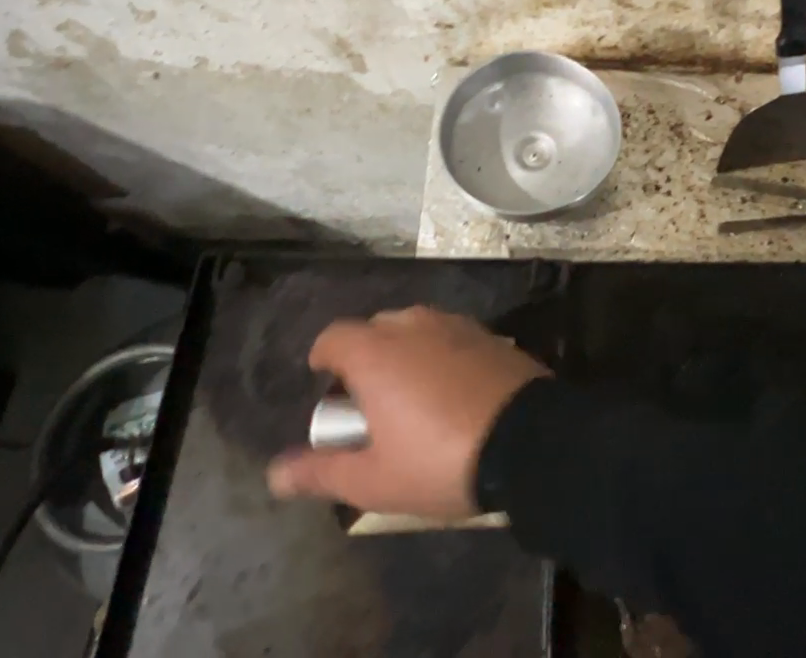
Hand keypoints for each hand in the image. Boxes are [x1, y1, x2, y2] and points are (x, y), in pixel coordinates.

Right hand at [265, 306, 548, 518]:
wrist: (530, 442)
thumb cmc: (440, 460)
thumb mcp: (374, 480)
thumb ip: (321, 471)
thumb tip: (275, 473)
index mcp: (376, 352)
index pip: (333, 337)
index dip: (324, 360)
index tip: (328, 389)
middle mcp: (414, 326)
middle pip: (376, 328)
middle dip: (365, 357)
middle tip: (369, 402)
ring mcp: (459, 326)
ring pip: (418, 329)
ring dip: (406, 353)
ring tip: (412, 397)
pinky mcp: (493, 337)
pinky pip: (453, 338)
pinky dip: (443, 356)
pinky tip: (453, 392)